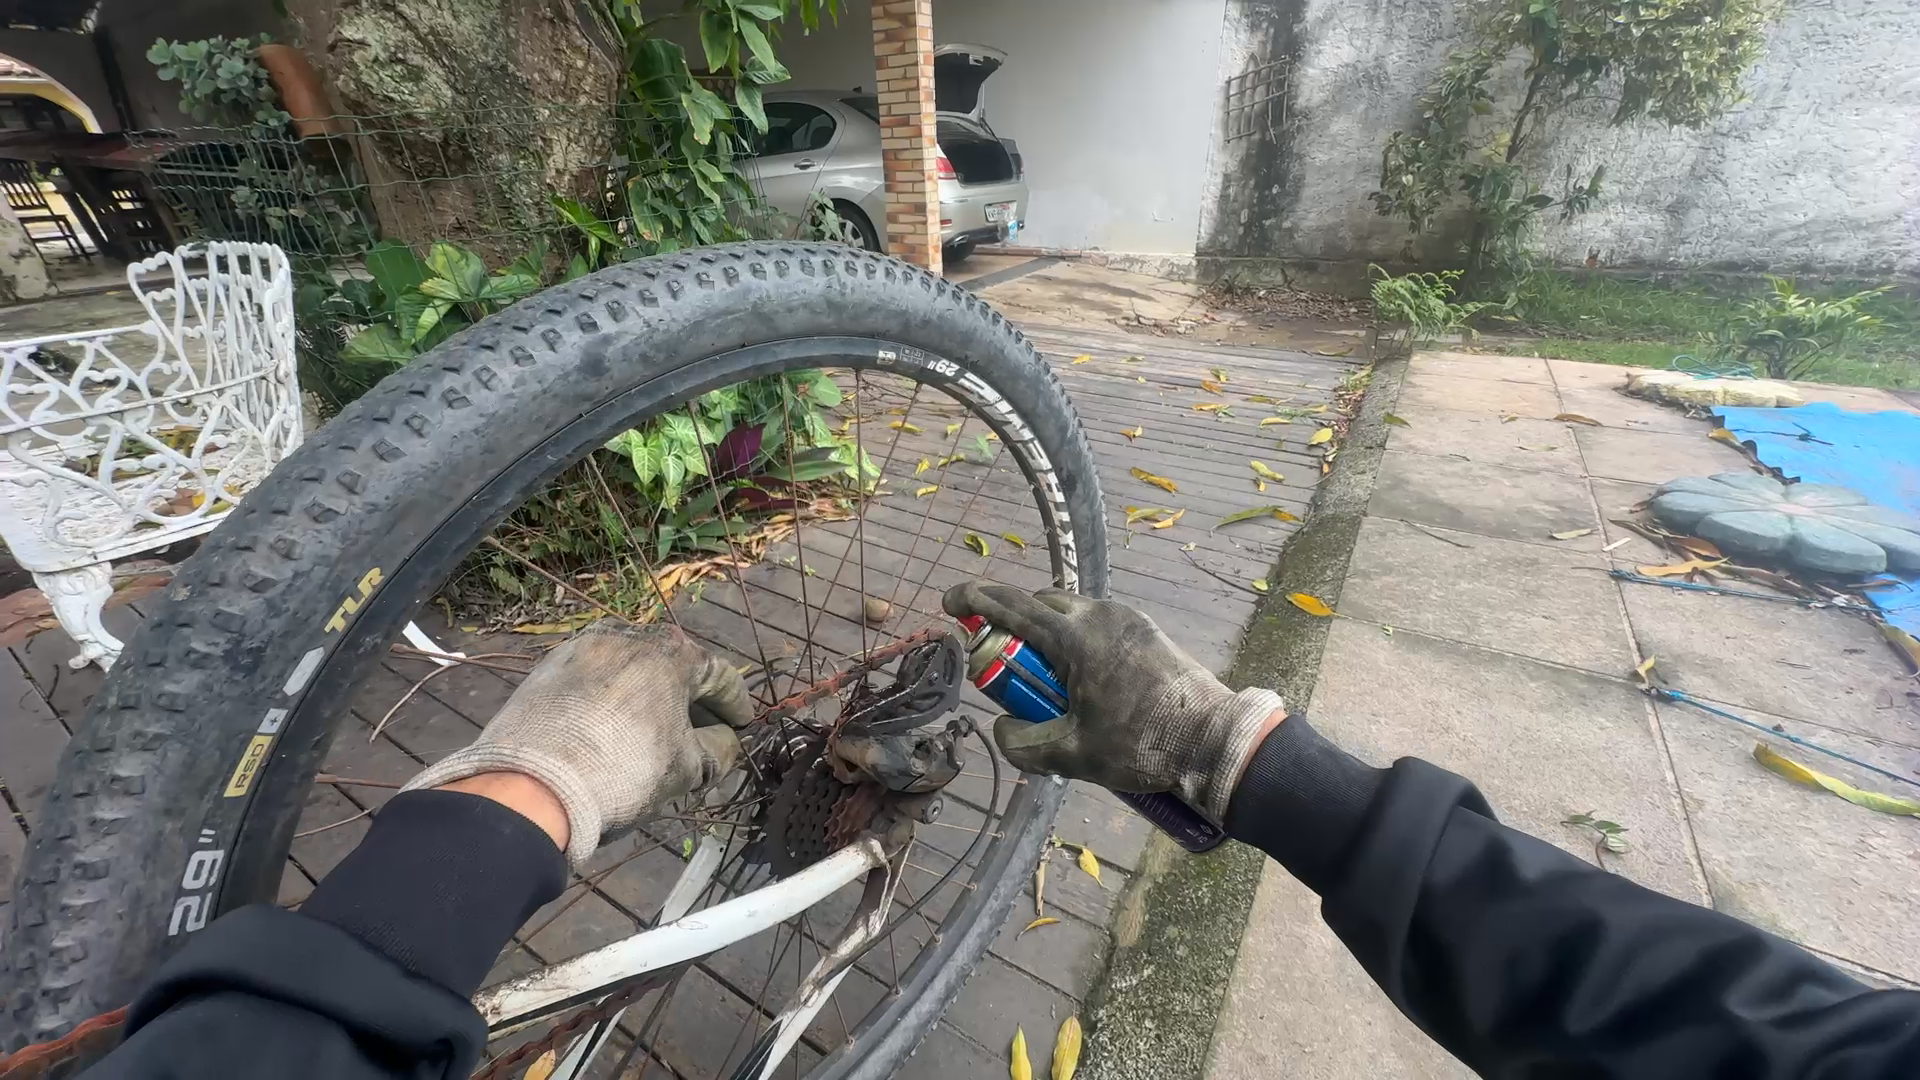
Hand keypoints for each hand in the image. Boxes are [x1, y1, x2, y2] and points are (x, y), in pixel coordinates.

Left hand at [405, 621, 751, 868]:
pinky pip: (596, 676)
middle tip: (700, 730)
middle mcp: (633, 636)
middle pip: (675, 667)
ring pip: (633, 668)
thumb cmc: (625, 771)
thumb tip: (724, 740)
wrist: (527, 788)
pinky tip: (611, 724)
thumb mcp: (688, 769)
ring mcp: (586, 647)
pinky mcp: (548, 665)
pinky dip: (612, 696)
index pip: (720, 676)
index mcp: (675, 654)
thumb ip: (718, 750)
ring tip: (653, 726)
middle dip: (692, 699)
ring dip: (650, 693)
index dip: (735, 705)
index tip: (742, 725)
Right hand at [944, 583, 1283, 821]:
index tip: (949, 601)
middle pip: (1037, 602)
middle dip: (1008, 618)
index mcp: (1074, 639)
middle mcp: (1096, 615)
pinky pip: (1092, 618)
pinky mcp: (1142, 626)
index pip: (1011, 608)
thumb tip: (1002, 727)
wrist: (1214, 740)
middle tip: (997, 652)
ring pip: (1066, 607)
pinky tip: (1078, 670)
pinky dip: (1071, 632)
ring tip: (1040, 667)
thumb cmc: (1141, 746)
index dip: (974, 600)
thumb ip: (1023, 744)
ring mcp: (1123, 617)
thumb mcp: (1072, 755)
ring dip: (1042, 626)